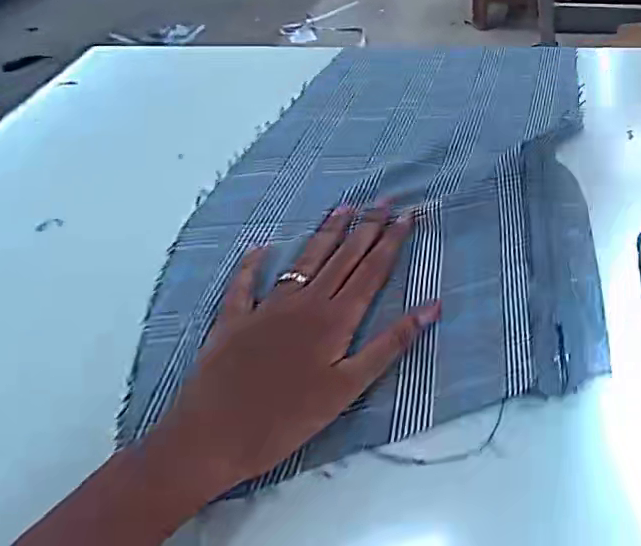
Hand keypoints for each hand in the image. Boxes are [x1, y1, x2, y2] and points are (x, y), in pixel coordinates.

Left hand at [15, 203, 438, 545]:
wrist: (208, 440)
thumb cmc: (285, 420)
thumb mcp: (347, 389)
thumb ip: (390, 344)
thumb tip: (432, 307)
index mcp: (335, 319)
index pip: (372, 269)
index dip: (393, 240)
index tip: (410, 214)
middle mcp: (306, 303)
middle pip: (343, 257)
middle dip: (367, 226)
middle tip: (385, 200)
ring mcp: (268, 308)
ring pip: (305, 261)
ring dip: (327, 233)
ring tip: (344, 208)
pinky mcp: (234, 321)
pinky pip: (244, 284)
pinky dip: (252, 264)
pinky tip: (260, 248)